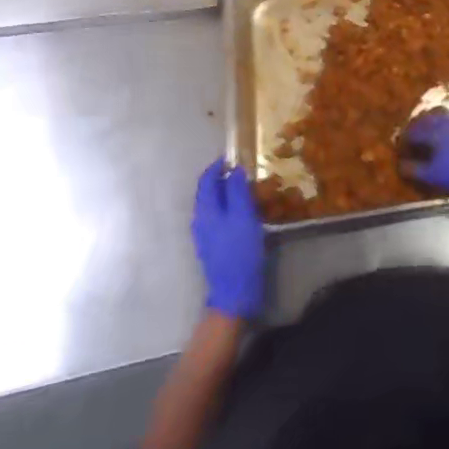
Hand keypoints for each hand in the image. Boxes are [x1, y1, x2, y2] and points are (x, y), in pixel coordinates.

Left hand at [191, 159, 266, 319]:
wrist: (235, 292)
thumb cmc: (241, 252)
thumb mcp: (244, 217)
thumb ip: (237, 192)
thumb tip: (233, 170)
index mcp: (205, 210)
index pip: (206, 179)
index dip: (218, 166)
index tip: (235, 157)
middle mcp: (200, 219)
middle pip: (208, 192)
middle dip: (223, 179)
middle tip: (245, 173)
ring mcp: (205, 234)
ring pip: (214, 206)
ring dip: (227, 195)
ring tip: (248, 191)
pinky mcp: (212, 245)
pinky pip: (218, 219)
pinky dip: (229, 209)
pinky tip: (245, 214)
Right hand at [400, 111, 448, 199]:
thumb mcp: (433, 176)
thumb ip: (414, 170)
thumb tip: (401, 165)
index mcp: (435, 132)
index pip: (413, 132)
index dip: (405, 141)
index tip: (401, 150)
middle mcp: (447, 123)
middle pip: (427, 120)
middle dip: (417, 128)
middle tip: (412, 140)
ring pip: (442, 118)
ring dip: (431, 125)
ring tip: (428, 137)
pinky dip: (445, 127)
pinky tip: (447, 139)